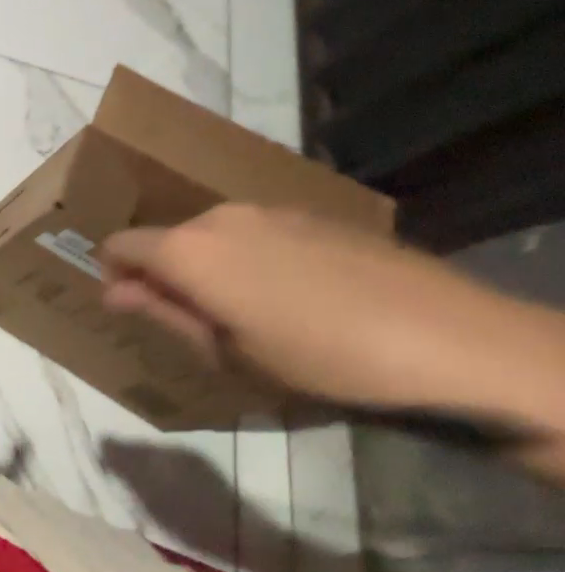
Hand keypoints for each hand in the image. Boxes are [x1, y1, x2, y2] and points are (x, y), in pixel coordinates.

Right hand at [101, 203, 547, 410]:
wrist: (457, 344)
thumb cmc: (325, 360)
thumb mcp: (233, 355)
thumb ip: (166, 315)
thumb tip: (113, 293)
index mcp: (187, 250)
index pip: (118, 245)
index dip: (115, 276)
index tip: (138, 310)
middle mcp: (218, 217)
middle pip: (169, 239)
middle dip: (172, 274)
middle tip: (203, 324)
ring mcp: (272, 211)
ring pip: (219, 236)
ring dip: (219, 267)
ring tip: (260, 314)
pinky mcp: (320, 216)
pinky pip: (265, 235)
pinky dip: (263, 261)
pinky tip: (308, 300)